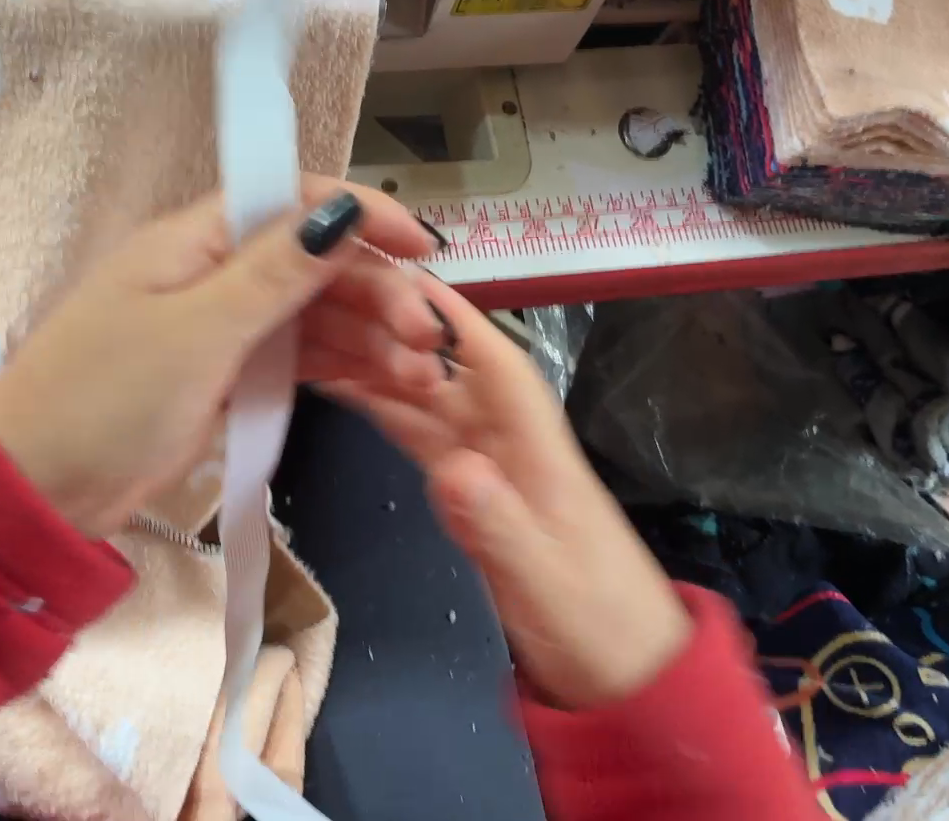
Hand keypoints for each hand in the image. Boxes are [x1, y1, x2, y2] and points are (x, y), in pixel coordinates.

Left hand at [0, 177, 448, 537]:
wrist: (39, 492)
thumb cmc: (107, 399)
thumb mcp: (196, 330)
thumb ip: (272, 270)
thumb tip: (338, 207)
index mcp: (194, 240)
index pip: (290, 200)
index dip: (360, 214)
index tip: (421, 245)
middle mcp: (213, 272)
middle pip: (312, 262)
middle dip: (374, 292)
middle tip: (424, 337)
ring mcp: (222, 326)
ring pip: (311, 313)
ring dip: (367, 335)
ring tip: (418, 373)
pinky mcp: (228, 374)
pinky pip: (295, 355)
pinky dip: (339, 365)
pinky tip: (384, 381)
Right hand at [323, 276, 692, 710]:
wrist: (626, 670)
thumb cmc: (597, 623)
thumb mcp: (546, 582)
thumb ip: (500, 527)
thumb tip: (451, 468)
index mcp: (538, 450)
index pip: (496, 365)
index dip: (455, 317)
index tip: (405, 278)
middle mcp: (509, 442)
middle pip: (451, 373)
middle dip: (400, 335)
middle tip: (335, 303)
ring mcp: (488, 463)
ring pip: (427, 399)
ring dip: (381, 369)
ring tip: (322, 338)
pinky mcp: (472, 487)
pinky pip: (421, 435)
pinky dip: (386, 411)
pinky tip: (349, 391)